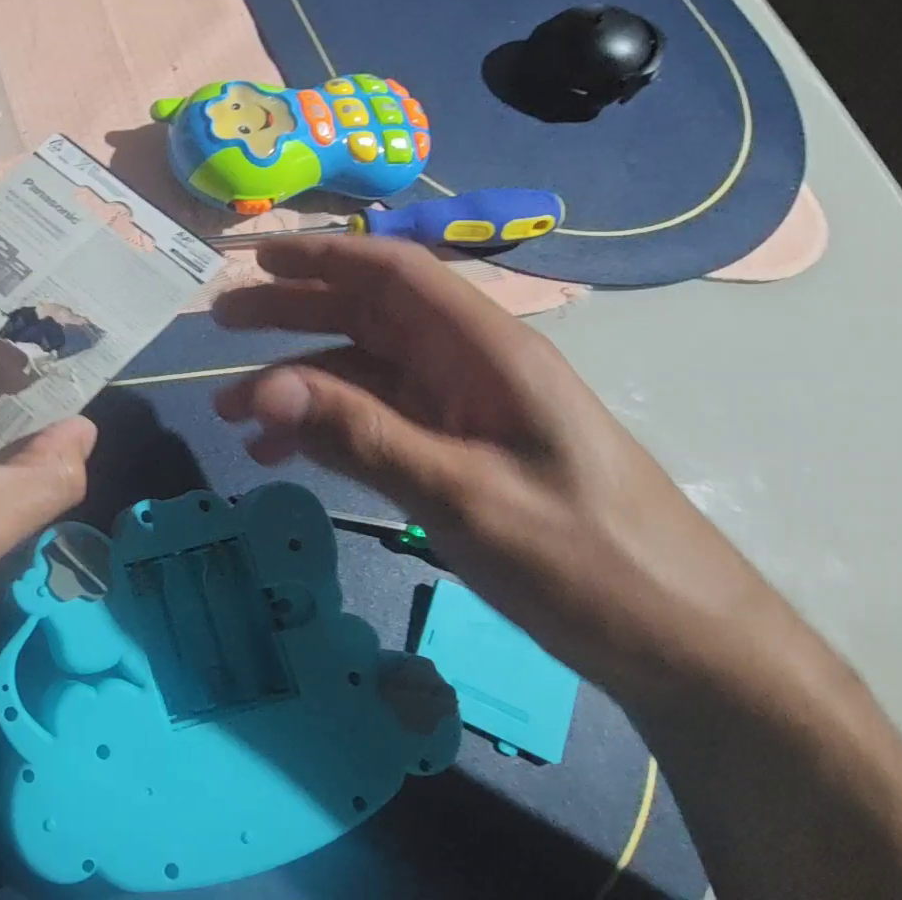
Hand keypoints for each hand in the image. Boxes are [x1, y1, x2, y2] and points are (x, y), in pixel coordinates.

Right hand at [210, 236, 785, 695]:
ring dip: (295, 386)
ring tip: (230, 413)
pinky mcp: (456, 458)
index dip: (322, 257)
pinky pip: (373, 426)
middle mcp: (469, 370)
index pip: (397, 275)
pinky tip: (279, 455)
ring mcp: (462, 416)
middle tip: (218, 325)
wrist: (682, 644)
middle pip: (367, 317)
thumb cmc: (587, 560)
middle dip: (291, 313)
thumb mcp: (464, 496)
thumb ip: (361, 436)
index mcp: (488, 354)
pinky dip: (322, 432)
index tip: (252, 258)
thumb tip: (263, 386)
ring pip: (361, 376)